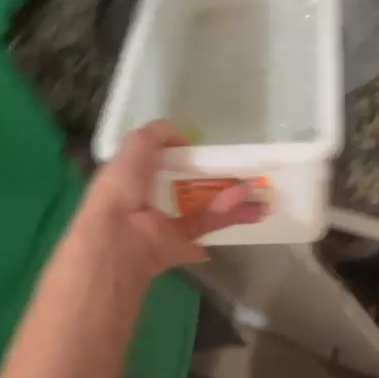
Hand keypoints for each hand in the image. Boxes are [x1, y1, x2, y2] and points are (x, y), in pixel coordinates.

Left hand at [72, 121, 266, 284]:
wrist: (118, 238)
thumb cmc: (123, 186)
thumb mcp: (135, 145)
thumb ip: (158, 134)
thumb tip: (183, 137)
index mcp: (134, 178)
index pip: (159, 164)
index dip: (181, 157)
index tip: (203, 150)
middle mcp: (149, 201)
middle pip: (187, 186)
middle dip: (214, 178)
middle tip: (241, 169)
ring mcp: (165, 224)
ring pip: (203, 206)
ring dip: (231, 198)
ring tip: (259, 190)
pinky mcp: (180, 243)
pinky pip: (207, 224)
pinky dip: (229, 214)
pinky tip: (252, 207)